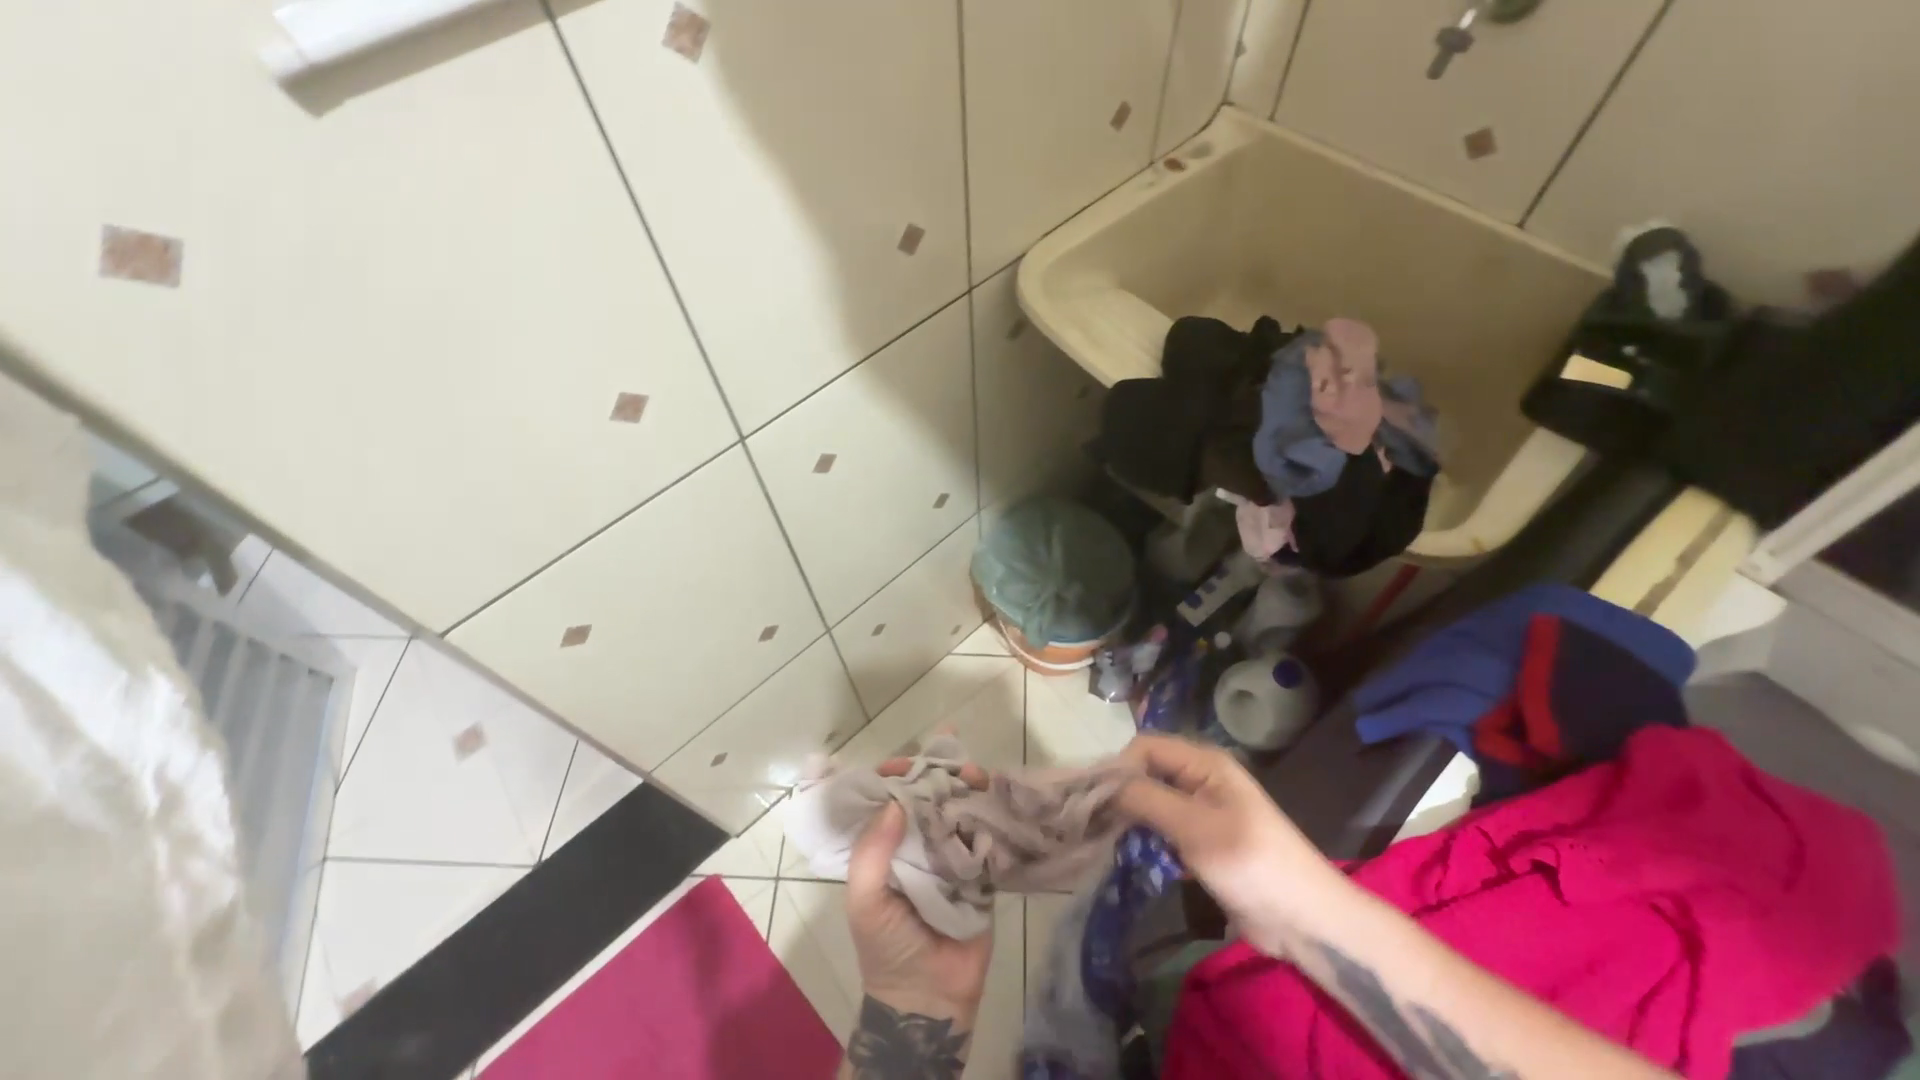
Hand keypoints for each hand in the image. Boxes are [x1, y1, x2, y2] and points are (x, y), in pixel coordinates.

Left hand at [843, 757, 992, 1020]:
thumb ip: (872, 853)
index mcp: (885, 849)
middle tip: (960, 764)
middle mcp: (918, 846)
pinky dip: (994, 819)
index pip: (890, 801)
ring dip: (971, 791)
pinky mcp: (981, 875)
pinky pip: (987, 840)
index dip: (898, 776)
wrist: (929, 999)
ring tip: (981, 777)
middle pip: (930, 799)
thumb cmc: (888, 948)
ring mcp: (951, 859)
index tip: (910, 762)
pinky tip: (1001, 801)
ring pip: (961, 813)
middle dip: (943, 775)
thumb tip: (896, 803)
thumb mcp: (864, 901)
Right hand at [1115, 733, 1344, 955]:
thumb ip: (1148, 800)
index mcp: (1206, 764)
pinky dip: (1147, 841)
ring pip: (1152, 803)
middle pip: (1147, 772)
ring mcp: (1202, 813)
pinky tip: (1133, 857)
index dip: (1120, 767)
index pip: (1146, 746)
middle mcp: (1202, 780)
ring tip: (1107, 841)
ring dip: (1132, 820)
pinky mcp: (1202, 843)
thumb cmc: (1251, 864)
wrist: (1304, 920)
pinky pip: (1164, 831)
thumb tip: (1104, 786)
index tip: (1095, 800)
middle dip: (1121, 793)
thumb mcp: (1195, 828)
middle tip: (1093, 823)